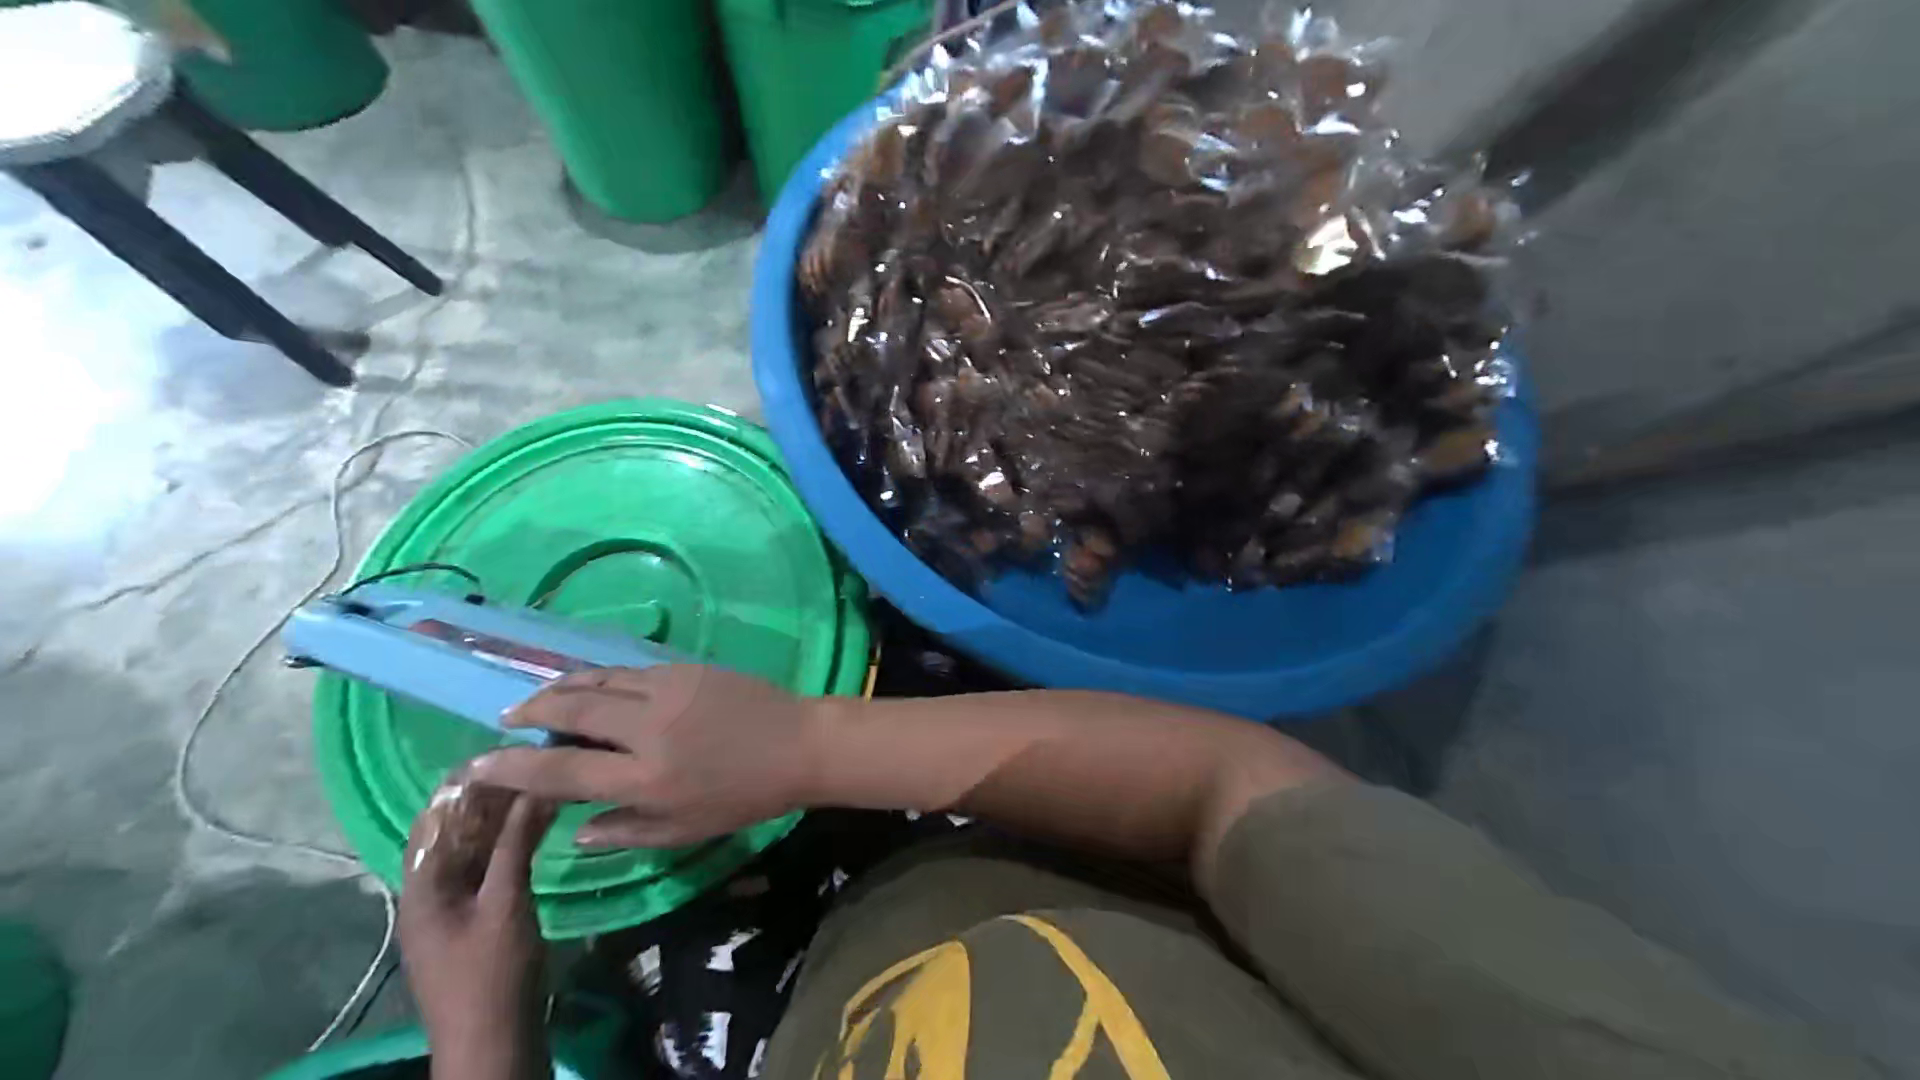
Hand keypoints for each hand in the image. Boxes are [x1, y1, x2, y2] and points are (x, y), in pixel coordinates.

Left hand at [398, 781, 554, 1079]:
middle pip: (455, 833)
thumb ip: (516, 844)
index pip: (434, 822)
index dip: (462, 785)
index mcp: (422, 890)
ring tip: (541, 781)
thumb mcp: (506, 904)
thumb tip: (536, 786)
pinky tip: (540, 823)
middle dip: (488, 797)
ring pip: (476, 848)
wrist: (495, 1042)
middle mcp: (432, 894)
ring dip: (503, 817)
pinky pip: (491, 865)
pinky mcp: (480, 917)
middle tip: (532, 759)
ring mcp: (456, 907)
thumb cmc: (492, 973)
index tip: (502, 750)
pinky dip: (511, 841)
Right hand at [469, 665, 821, 848]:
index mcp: (644, 778)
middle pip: (572, 710)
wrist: (798, 743)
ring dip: (563, 687)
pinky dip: (603, 678)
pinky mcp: (688, 669)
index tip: (476, 765)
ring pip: (600, 680)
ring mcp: (669, 691)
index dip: (511, 768)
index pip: (560, 771)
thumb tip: (574, 827)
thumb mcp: (685, 830)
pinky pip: (631, 671)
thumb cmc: (744, 796)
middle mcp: (648, 728)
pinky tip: (596, 686)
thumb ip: (625, 830)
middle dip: (531, 711)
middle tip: (508, 717)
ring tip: (542, 697)